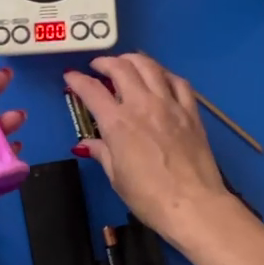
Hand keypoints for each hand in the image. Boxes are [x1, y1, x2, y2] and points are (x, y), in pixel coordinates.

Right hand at [64, 52, 232, 241]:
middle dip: (105, 63)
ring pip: (151, 67)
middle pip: (122, 68)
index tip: (70, 76)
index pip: (92, 91)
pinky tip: (160, 77)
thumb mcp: (117, 177)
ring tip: (126, 62)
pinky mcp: (191, 112)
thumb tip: (88, 144)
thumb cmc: (148, 197)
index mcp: (118, 124)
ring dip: (134, 60)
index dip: (78, 80)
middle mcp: (143, 105)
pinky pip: (178, 82)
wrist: (192, 204)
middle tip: (98, 67)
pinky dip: (164, 74)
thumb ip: (102, 153)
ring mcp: (170, 105)